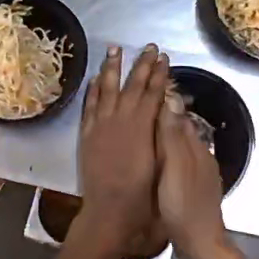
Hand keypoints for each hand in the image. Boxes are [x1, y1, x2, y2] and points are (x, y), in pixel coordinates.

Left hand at [77, 44, 168, 246]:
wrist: (111, 211)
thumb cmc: (144, 193)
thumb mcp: (162, 160)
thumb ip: (163, 131)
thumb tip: (170, 109)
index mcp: (143, 125)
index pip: (154, 92)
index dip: (160, 74)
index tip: (165, 58)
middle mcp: (121, 119)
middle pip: (132, 85)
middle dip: (142, 64)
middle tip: (148, 47)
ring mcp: (101, 125)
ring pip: (106, 89)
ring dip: (111, 68)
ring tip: (115, 49)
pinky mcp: (88, 135)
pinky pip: (89, 106)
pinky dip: (92, 90)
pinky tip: (95, 79)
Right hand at [156, 91, 226, 255]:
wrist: (199, 243)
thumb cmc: (182, 206)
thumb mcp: (174, 168)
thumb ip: (172, 135)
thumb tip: (171, 97)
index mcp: (193, 147)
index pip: (178, 114)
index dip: (163, 100)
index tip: (146, 86)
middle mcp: (200, 154)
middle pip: (181, 127)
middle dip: (164, 115)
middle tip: (142, 104)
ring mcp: (200, 171)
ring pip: (181, 144)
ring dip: (166, 134)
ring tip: (146, 128)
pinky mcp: (195, 186)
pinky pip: (181, 160)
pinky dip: (169, 153)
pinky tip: (157, 160)